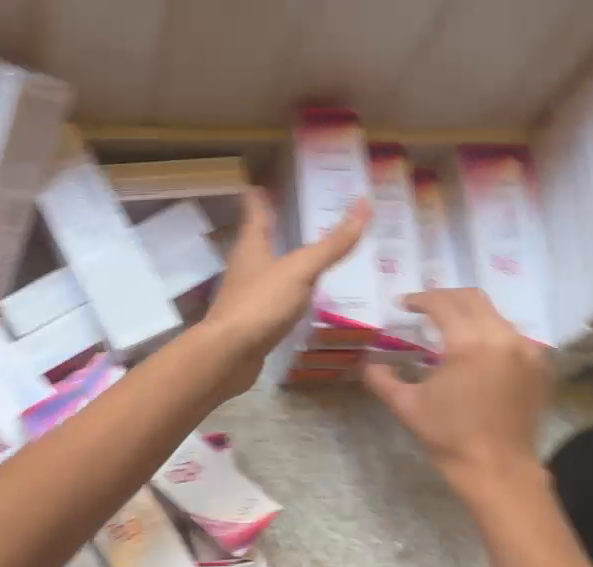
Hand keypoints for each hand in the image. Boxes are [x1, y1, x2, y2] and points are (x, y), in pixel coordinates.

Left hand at [198, 188, 370, 397]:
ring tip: (304, 257)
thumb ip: (331, 244)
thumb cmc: (260, 304)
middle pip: (258, 243)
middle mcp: (244, 270)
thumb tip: (364, 205)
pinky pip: (271, 303)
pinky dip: (285, 297)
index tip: (258, 185)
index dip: (258, 199)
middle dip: (273, 230)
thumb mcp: (300, 270)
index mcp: (251, 248)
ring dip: (281, 265)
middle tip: (292, 216)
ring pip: (265, 274)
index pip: (255, 214)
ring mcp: (244, 299)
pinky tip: (299, 301)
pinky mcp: (250, 325)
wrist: (228, 356)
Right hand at [360, 289, 549, 498]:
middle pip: (473, 299)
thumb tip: (367, 362)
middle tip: (424, 308)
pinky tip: (476, 355)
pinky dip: (491, 337)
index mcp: (469, 343)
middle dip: (446, 298)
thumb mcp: (406, 406)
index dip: (420, 299)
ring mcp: (527, 350)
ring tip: (449, 331)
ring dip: (470, 316)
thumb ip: (382, 378)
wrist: (496, 467)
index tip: (403, 305)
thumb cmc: (447, 437)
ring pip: (496, 316)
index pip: (443, 304)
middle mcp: (503, 337)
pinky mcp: (539, 365)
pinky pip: (513, 337)